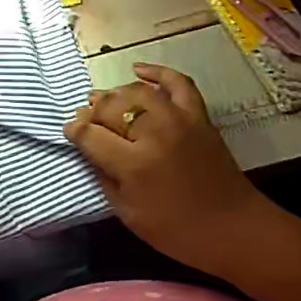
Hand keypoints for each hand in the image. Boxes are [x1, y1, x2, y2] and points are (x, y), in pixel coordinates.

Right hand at [63, 63, 270, 266]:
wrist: (231, 227)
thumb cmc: (176, 230)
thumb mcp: (127, 213)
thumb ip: (103, 176)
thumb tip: (88, 148)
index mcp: (134, 164)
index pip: (91, 135)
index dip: (75, 131)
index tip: (69, 130)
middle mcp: (155, 133)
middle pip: (112, 108)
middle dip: (92, 112)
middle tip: (84, 117)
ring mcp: (180, 120)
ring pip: (138, 92)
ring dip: (116, 94)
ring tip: (103, 101)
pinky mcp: (199, 115)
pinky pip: (178, 83)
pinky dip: (158, 72)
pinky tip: (138, 69)